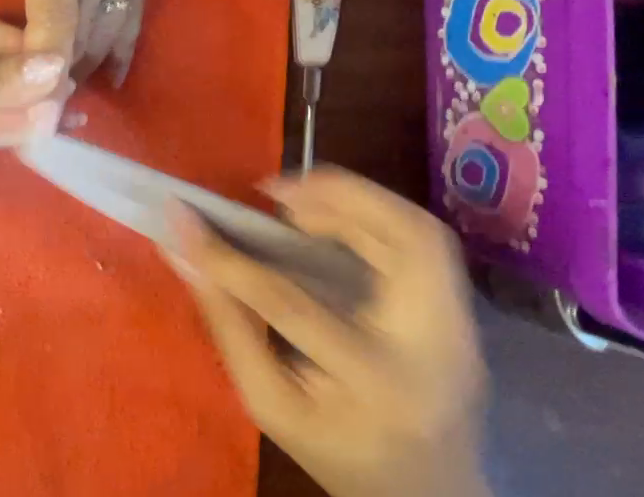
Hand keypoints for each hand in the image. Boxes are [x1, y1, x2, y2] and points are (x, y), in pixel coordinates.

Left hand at [0, 0, 189, 83]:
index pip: (52, 13)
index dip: (40, 61)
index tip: (21, 96)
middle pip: (82, 36)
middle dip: (55, 77)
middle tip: (20, 108)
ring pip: (110, 31)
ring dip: (82, 66)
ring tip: (51, 99)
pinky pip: (133, 14)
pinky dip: (117, 48)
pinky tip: (102, 74)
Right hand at [169, 169, 490, 496]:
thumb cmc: (338, 452)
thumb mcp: (269, 401)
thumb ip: (228, 323)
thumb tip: (179, 248)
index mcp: (375, 382)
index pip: (291, 302)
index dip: (229, 257)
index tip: (182, 214)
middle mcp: (435, 346)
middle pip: (410, 241)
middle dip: (341, 198)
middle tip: (274, 191)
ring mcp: (462, 329)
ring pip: (423, 233)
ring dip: (357, 202)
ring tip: (296, 203)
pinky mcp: (464, 315)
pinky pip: (423, 246)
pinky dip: (373, 220)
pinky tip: (328, 224)